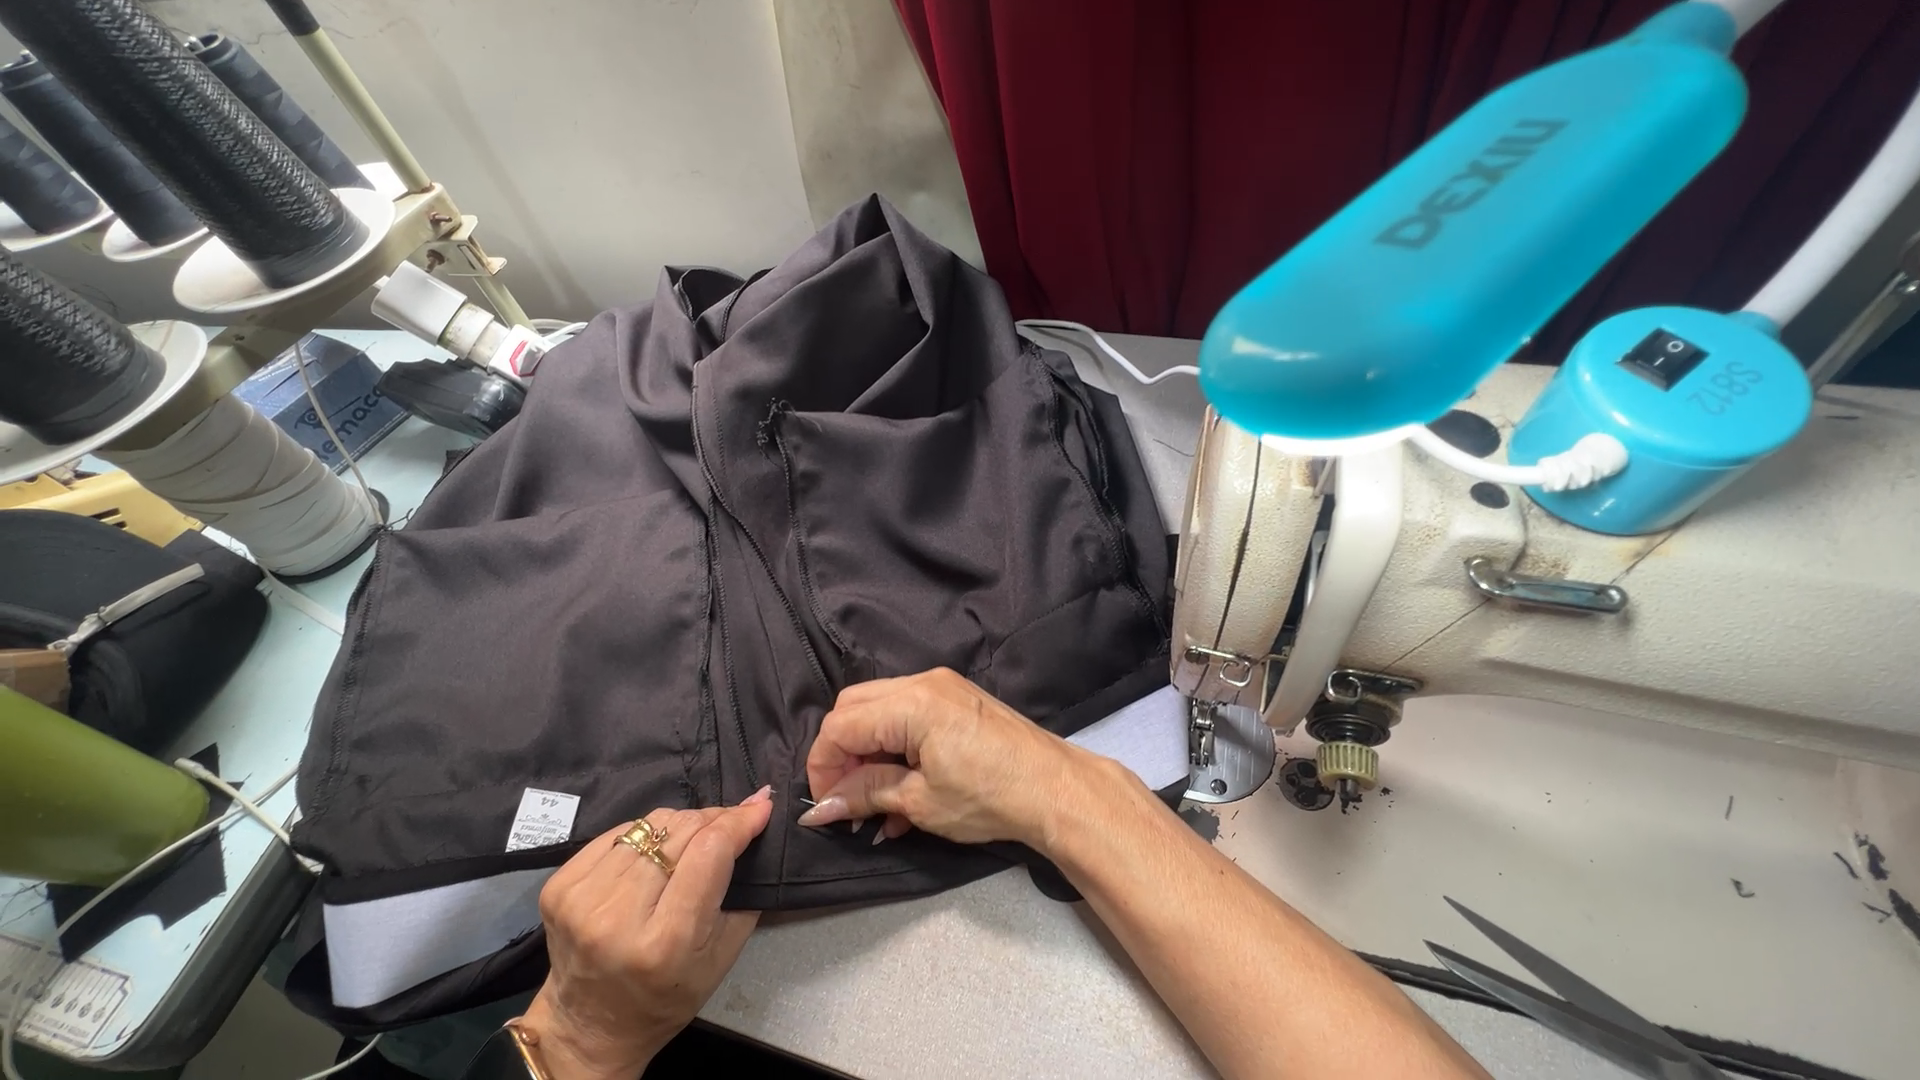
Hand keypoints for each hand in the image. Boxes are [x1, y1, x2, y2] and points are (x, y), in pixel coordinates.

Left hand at [516, 788, 772, 1079]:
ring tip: (694, 838)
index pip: (708, 852)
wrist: (589, 1026)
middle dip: (715, 819)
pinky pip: (620, 832)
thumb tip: (756, 815)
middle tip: (732, 823)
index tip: (761, 807)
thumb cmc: (667, 996)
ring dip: (681, 824)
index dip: (739, 822)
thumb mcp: (722, 954)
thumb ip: (741, 887)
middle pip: (680, 830)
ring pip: (651, 824)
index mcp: (665, 941)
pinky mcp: (559, 886)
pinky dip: (646, 834)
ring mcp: (583, 899)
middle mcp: (618, 916)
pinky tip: (654, 851)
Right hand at [800, 668, 1104, 849]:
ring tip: (874, 806)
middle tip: (847, 800)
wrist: (1055, 789)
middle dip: (842, 756)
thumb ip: (864, 795)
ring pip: (879, 710)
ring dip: (868, 754)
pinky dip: (895, 748)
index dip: (823, 767)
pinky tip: (900, 793)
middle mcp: (923, 683)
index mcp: (911, 702)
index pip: (840, 726)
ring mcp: (943, 687)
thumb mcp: (919, 802)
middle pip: (854, 708)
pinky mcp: (958, 700)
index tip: (825, 806)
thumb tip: (818, 809)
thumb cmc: (989, 796)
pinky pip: (907, 715)